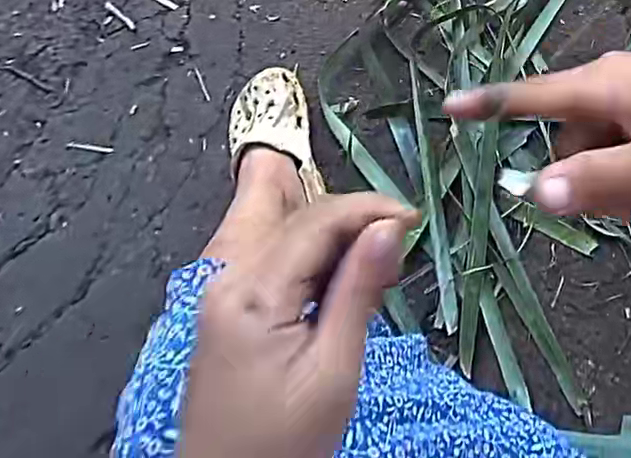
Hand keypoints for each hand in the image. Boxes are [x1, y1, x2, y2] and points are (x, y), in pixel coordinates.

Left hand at [178, 193, 416, 457]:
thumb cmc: (284, 446)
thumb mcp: (334, 372)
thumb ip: (360, 288)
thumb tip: (392, 225)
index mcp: (250, 294)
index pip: (318, 218)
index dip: (371, 208)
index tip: (412, 221)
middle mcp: (224, 276)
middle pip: (282, 197)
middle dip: (341, 203)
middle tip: (384, 230)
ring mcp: (218, 285)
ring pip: (267, 208)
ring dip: (319, 211)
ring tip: (361, 246)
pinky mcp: (223, 298)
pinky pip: (265, 237)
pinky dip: (304, 234)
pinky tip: (333, 263)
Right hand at [443, 53, 630, 215]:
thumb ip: (597, 181)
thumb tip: (536, 193)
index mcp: (604, 84)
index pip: (533, 95)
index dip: (490, 103)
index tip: (449, 106)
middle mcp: (610, 79)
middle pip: (568, 135)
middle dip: (583, 174)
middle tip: (626, 202)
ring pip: (594, 141)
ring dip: (609, 173)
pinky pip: (618, 136)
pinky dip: (627, 162)